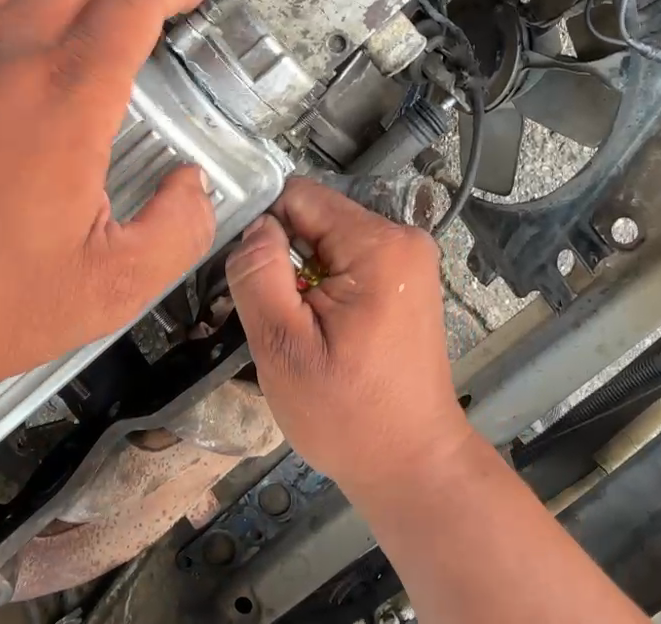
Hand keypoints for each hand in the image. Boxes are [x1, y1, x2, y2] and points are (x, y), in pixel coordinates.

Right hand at [225, 179, 473, 492]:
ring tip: (301, 330)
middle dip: (285, 259)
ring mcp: (409, 260)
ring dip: (304, 278)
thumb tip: (253, 227)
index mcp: (379, 245)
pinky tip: (324, 331)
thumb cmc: (348, 415)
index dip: (264, 229)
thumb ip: (258, 275)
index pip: (300, 196)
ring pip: (328, 241)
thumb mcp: (284, 347)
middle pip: (316, 218)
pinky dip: (326, 289)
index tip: (249, 275)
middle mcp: (403, 239)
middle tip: (278, 317)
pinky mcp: (406, 281)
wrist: (412, 463)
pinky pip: (348, 263)